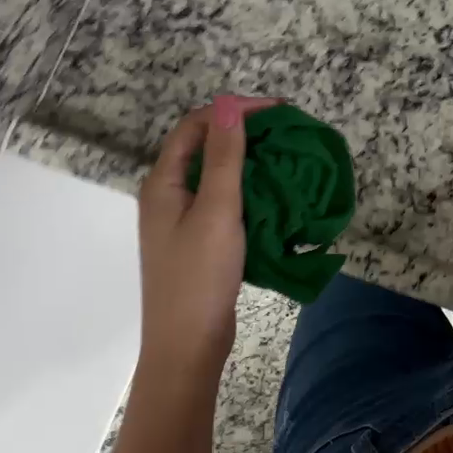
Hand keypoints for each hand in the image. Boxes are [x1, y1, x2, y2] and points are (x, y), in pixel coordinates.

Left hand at [136, 95, 278, 377]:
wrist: (188, 347)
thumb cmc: (199, 276)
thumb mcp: (217, 210)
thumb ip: (223, 157)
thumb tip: (229, 105)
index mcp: (163, 182)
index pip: (196, 125)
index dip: (234, 110)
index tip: (279, 111)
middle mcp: (168, 194)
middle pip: (205, 145)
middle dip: (246, 130)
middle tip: (289, 131)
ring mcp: (182, 217)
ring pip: (217, 171)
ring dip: (250, 157)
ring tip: (288, 154)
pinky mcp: (199, 236)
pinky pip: (224, 196)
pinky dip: (249, 184)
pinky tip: (275, 190)